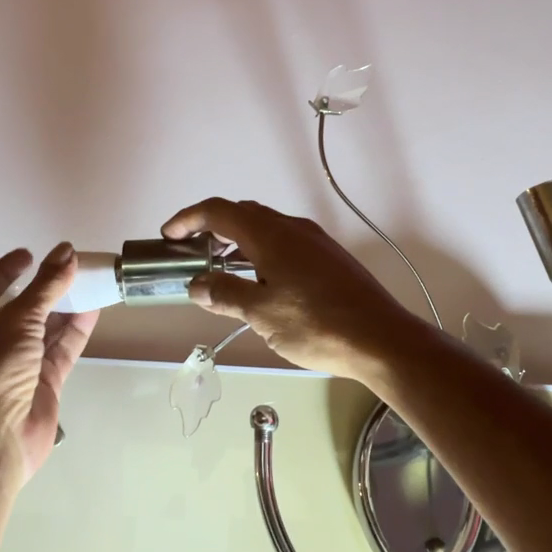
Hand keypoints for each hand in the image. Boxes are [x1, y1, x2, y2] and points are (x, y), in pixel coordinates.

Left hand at [0, 243, 98, 481]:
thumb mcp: (18, 320)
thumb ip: (46, 286)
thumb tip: (66, 251)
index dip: (4, 271)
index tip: (28, 254)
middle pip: (22, 309)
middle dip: (44, 290)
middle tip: (70, 268)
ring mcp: (21, 365)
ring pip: (47, 329)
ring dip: (66, 308)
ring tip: (89, 284)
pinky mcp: (45, 385)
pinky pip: (63, 350)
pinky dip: (77, 331)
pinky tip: (94, 312)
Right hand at [163, 198, 425, 378]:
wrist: (383, 340)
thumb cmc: (317, 324)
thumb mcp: (261, 313)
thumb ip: (226, 293)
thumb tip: (198, 284)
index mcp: (271, 234)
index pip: (219, 211)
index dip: (188, 219)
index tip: (168, 235)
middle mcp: (292, 228)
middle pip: (242, 215)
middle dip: (212, 228)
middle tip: (191, 252)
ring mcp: (314, 242)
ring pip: (265, 229)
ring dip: (237, 242)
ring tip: (221, 271)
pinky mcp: (329, 259)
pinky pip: (283, 243)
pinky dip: (259, 252)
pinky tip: (259, 283)